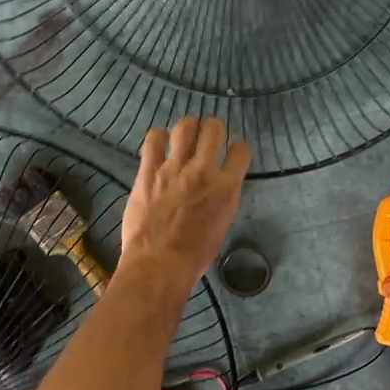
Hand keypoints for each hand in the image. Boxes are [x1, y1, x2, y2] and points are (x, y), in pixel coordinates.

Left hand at [121, 117, 249, 290]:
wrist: (159, 263)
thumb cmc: (195, 255)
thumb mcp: (221, 226)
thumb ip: (221, 200)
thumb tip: (217, 189)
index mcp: (226, 189)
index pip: (241, 152)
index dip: (238, 148)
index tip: (233, 151)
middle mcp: (203, 171)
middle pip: (213, 129)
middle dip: (213, 127)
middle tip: (209, 134)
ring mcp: (173, 169)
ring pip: (184, 127)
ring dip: (188, 127)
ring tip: (185, 134)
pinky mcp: (148, 171)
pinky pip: (153, 140)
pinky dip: (159, 137)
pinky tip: (159, 144)